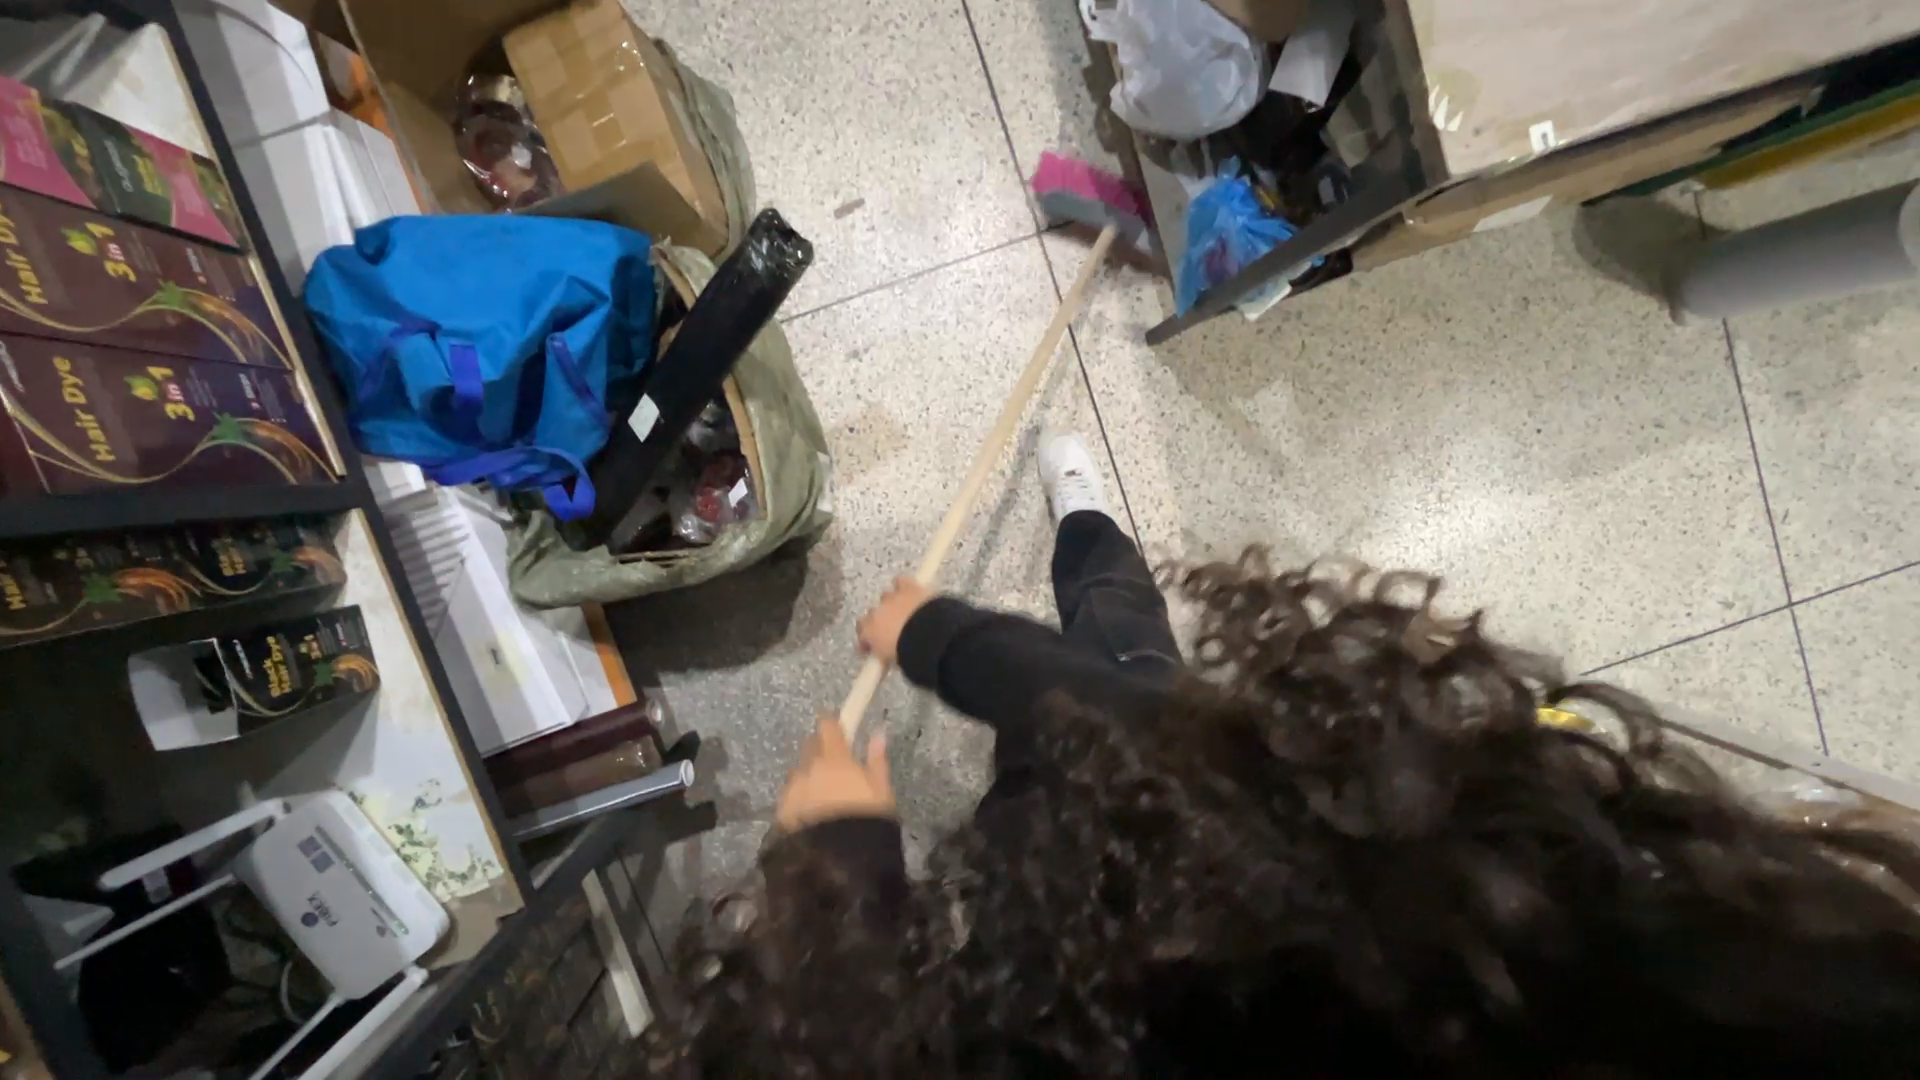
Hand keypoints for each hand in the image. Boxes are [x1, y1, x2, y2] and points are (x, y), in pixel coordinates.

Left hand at [775, 713, 893, 831]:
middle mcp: (808, 770)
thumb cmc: (865, 824)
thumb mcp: (882, 793)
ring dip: (808, 777)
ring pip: (799, 774)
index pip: (827, 727)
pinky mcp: (780, 815)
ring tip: (823, 798)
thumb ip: (877, 760)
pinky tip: (810, 817)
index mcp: (835, 759)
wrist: (835, 866)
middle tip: (835, 765)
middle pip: (810, 747)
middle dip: (820, 751)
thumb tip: (878, 733)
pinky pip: (790, 798)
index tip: (838, 727)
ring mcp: (791, 792)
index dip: (832, 724)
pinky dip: (800, 800)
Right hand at [856, 576, 932, 664]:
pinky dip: (904, 585)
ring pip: (887, 596)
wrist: (928, 637)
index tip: (875, 643)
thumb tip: (890, 654)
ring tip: (907, 611)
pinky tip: (911, 591)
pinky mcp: (908, 588)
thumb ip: (887, 653)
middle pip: (874, 612)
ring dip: (894, 603)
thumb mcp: (893, 660)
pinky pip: (901, 581)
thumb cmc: (910, 654)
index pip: (862, 630)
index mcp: (870, 632)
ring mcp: (892, 598)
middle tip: (895, 628)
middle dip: (882, 619)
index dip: (869, 636)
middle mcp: (876, 612)